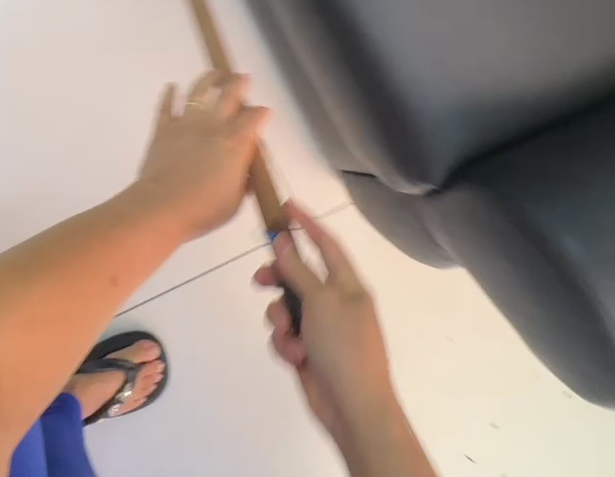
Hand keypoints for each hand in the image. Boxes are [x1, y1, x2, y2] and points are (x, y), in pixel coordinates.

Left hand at [132, 72, 268, 239]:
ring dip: (208, 80)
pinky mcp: (163, 128)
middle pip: (229, 95)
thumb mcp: (236, 199)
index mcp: (235, 142)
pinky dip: (169, 94)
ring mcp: (186, 124)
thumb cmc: (204, 208)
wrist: (163, 206)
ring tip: (214, 73)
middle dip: (238, 84)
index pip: (254, 118)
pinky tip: (171, 86)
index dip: (262, 113)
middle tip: (242, 77)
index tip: (264, 112)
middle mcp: (212, 126)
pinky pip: (166, 106)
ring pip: (198, 92)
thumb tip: (245, 168)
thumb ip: (243, 179)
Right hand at [254, 201, 397, 438]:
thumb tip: (283, 240)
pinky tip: (294, 357)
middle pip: (298, 274)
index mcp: (348, 286)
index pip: (326, 245)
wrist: (354, 408)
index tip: (286, 206)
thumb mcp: (321, 301)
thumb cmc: (344, 347)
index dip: (307, 224)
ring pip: (285, 305)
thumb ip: (298, 269)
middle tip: (260, 279)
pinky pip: (285, 333)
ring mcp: (321, 327)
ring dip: (281, 319)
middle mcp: (335, 302)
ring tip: (289, 336)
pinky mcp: (307, 349)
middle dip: (278, 278)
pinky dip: (285, 343)